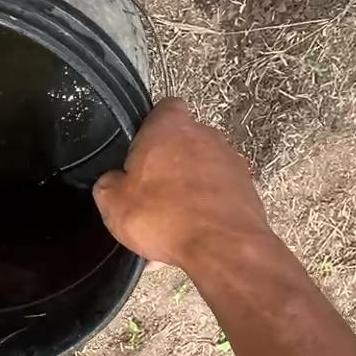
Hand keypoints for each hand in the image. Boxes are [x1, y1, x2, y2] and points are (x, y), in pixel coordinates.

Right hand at [92, 98, 272, 272]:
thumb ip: (108, 182)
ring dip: (186, 187)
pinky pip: (216, 193)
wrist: (223, 249)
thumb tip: (114, 181)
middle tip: (147, 190)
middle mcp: (205, 136)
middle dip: (166, 162)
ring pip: (200, 169)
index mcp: (169, 128)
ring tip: (168, 220)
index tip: (138, 148)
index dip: (150, 125)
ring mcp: (230, 162)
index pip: (164, 107)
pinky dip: (203, 208)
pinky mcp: (247, 189)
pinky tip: (188, 233)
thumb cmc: (166, 216)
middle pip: (182, 140)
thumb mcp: (112, 201)